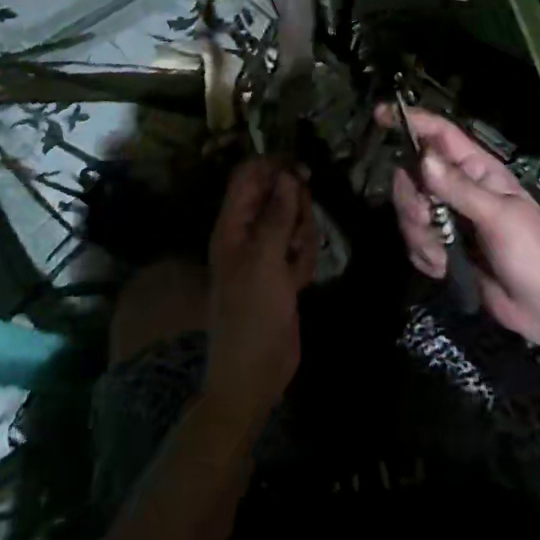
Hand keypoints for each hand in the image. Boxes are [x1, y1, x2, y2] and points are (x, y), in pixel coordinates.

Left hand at [203, 157, 316, 421]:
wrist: (254, 372)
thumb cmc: (252, 314)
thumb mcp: (265, 260)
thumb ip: (278, 215)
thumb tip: (288, 174)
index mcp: (232, 226)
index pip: (248, 178)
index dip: (272, 167)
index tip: (302, 171)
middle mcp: (248, 234)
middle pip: (276, 195)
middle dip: (295, 207)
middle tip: (298, 232)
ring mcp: (268, 254)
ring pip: (294, 220)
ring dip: (304, 235)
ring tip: (298, 262)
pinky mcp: (285, 273)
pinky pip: (302, 248)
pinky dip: (306, 258)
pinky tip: (301, 280)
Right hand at [376, 106, 539, 345]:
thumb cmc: (532, 255)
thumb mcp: (499, 218)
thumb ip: (458, 188)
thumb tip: (422, 158)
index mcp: (479, 170)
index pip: (440, 134)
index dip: (412, 121)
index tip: (380, 116)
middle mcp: (459, 188)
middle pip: (413, 175)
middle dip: (413, 201)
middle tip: (430, 220)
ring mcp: (448, 218)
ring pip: (409, 211)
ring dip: (421, 236)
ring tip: (444, 255)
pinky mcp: (441, 246)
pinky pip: (413, 241)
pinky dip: (425, 257)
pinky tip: (444, 269)